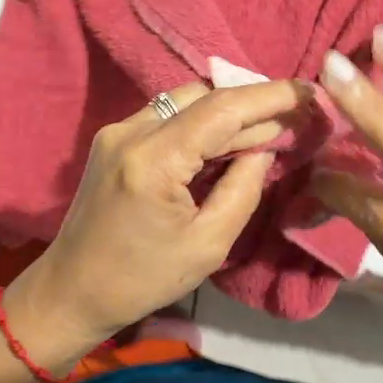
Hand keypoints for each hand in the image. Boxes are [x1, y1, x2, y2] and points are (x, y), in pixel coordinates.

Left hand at [7, 79, 313, 348]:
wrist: (72, 290)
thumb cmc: (143, 278)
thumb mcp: (208, 243)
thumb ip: (242, 188)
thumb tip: (264, 146)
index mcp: (153, 160)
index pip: (221, 109)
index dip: (269, 97)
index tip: (310, 93)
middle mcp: (130, 132)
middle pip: (201, 96)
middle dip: (250, 102)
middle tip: (294, 116)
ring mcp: (116, 131)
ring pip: (182, 101)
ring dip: (225, 111)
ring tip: (267, 128)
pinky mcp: (111, 139)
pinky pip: (165, 116)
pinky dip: (199, 122)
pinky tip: (225, 141)